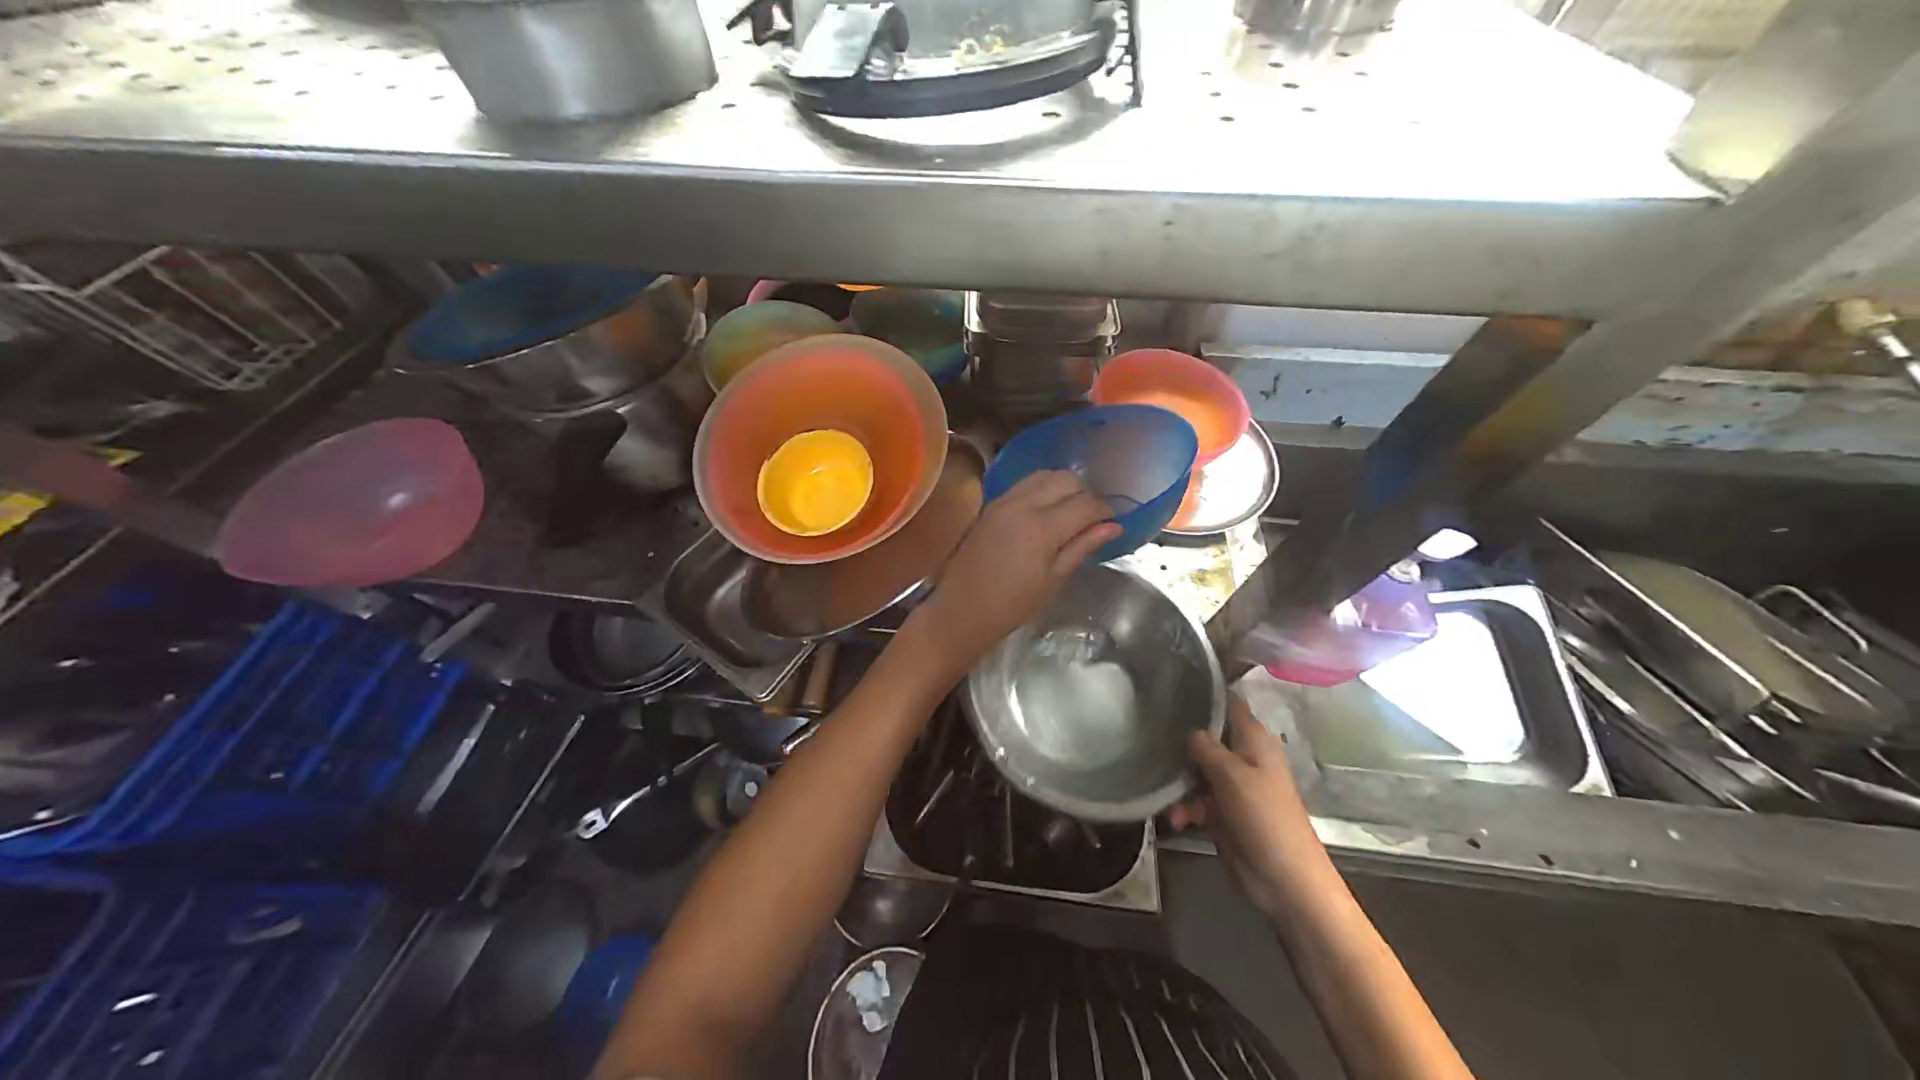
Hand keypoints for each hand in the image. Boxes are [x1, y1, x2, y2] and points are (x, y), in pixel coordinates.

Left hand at [912, 470, 1120, 666]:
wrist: (962, 608)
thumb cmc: (1012, 604)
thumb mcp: (1054, 579)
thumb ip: (1082, 546)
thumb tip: (1114, 526)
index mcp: (1042, 528)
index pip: (1085, 504)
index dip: (1105, 511)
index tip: (1112, 522)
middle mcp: (1022, 504)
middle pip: (1066, 479)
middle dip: (1085, 494)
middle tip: (1091, 518)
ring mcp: (1004, 501)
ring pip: (1044, 475)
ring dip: (1063, 487)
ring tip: (1069, 513)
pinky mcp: (991, 504)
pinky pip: (1024, 484)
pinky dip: (1041, 489)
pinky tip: (1046, 511)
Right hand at [1171, 695, 1337, 921]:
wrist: (1284, 880)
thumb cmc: (1264, 817)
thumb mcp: (1232, 775)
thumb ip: (1206, 747)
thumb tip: (1189, 731)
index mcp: (1254, 740)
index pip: (1228, 704)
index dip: (1204, 695)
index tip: (1171, 688)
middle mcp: (1243, 757)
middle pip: (1206, 738)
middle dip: (1180, 742)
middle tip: (1151, 740)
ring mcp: (1233, 786)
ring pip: (1196, 770)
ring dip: (1180, 784)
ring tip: (1169, 801)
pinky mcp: (1223, 813)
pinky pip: (1196, 800)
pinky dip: (1185, 807)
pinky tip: (1177, 820)